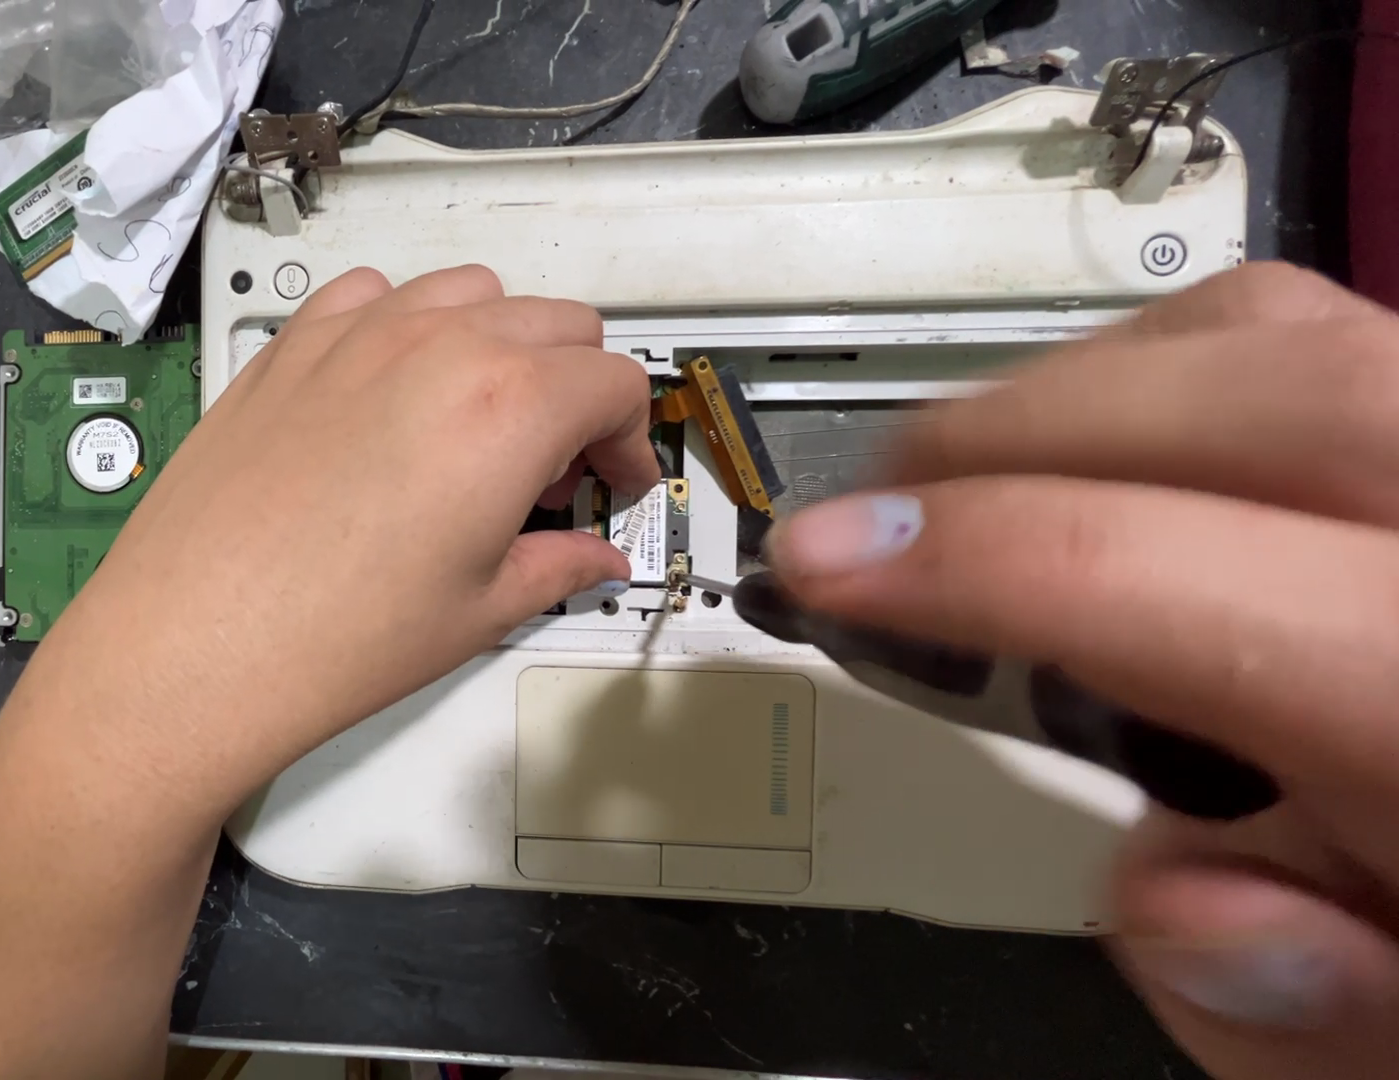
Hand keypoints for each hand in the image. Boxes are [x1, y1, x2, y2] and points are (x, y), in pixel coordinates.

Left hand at [50, 263, 659, 809]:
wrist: (196, 643)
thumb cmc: (336, 638)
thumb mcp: (480, 610)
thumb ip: (560, 567)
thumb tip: (595, 558)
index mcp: (507, 407)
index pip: (617, 382)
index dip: (630, 440)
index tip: (611, 483)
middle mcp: (438, 346)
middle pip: (559, 323)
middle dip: (577, 391)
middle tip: (551, 467)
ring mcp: (358, 334)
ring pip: (473, 293)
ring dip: (501, 347)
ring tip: (478, 424)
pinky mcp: (294, 345)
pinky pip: (375, 295)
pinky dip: (408, 326)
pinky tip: (395, 391)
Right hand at [762, 263, 1398, 1079]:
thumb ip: (1305, 1012)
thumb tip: (1184, 904)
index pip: (1187, 587)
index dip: (964, 559)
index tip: (813, 563)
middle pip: (1250, 400)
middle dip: (992, 444)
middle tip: (859, 518)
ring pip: (1257, 332)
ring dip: (1055, 401)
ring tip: (955, 489)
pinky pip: (1276, 334)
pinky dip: (1135, 377)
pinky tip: (1081, 464)